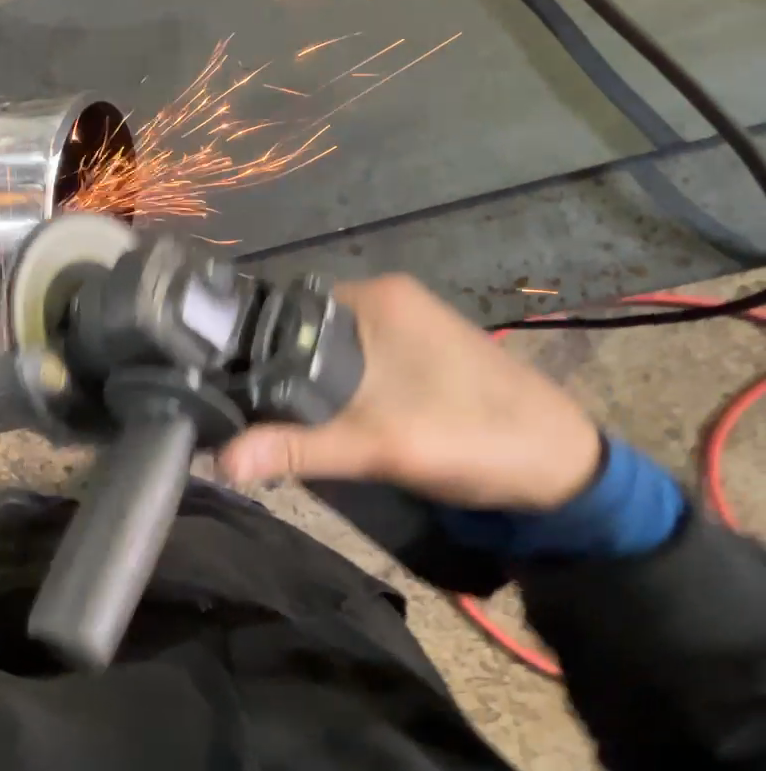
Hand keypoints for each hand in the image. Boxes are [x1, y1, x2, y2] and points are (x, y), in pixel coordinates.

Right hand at [218, 274, 601, 510]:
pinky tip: (303, 415)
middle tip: (226, 409)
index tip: (206, 383)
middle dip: (263, 369)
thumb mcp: (378, 445)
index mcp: (375, 297)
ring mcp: (398, 325)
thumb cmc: (475, 438)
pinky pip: (341, 362)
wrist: (564, 473)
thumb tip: (219, 460)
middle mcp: (382, 299)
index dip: (239, 347)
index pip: (277, 310)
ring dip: (291, 382)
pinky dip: (319, 387)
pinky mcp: (408, 353)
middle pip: (293, 330)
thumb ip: (296, 448)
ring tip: (254, 416)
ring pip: (316, 349)